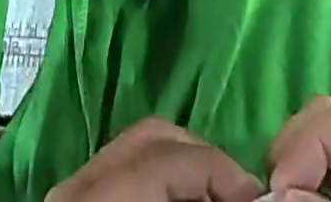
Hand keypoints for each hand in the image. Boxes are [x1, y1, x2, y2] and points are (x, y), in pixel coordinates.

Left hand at [48, 118, 265, 201]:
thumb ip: (200, 198)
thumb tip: (251, 192)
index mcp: (95, 192)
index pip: (163, 156)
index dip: (218, 169)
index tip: (256, 195)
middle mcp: (78, 178)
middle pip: (153, 135)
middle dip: (204, 156)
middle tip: (239, 191)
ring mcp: (73, 184)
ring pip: (140, 145)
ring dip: (186, 164)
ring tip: (218, 193)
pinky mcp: (80, 193)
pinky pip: (127, 167)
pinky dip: (163, 176)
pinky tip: (187, 195)